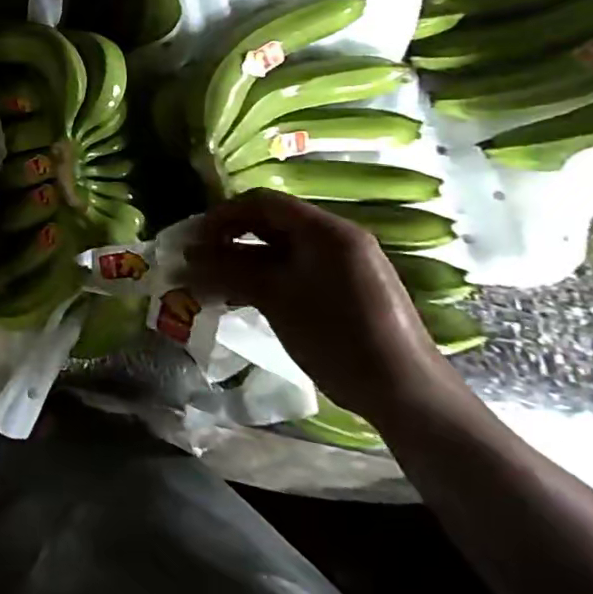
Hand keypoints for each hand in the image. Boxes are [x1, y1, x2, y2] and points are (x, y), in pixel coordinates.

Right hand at [185, 189, 452, 423]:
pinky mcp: (341, 291)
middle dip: (229, 240)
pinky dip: (264, 280)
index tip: (193, 238)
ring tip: (208, 284)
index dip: (224, 215)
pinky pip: (294, 272)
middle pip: (271, 225)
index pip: (263, 203)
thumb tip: (190, 258)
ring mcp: (340, 265)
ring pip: (280, 252)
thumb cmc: (338, 335)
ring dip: (242, 263)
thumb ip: (231, 271)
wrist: (403, 391)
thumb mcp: (277, 299)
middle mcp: (335, 238)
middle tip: (195, 261)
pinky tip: (239, 299)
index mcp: (325, 230)